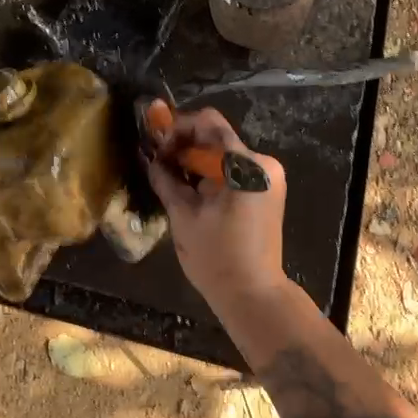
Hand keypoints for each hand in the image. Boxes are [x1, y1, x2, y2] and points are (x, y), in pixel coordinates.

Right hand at [143, 108, 289, 306]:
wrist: (252, 294)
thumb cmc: (216, 256)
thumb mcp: (183, 214)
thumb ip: (166, 178)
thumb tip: (149, 157)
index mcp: (246, 165)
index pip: (208, 123)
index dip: (178, 127)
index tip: (158, 148)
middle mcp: (263, 164)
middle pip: (216, 137)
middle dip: (184, 145)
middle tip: (158, 162)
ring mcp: (268, 178)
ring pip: (222, 153)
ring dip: (195, 160)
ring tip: (169, 177)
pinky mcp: (265, 191)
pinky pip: (233, 169)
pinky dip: (209, 173)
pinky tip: (189, 189)